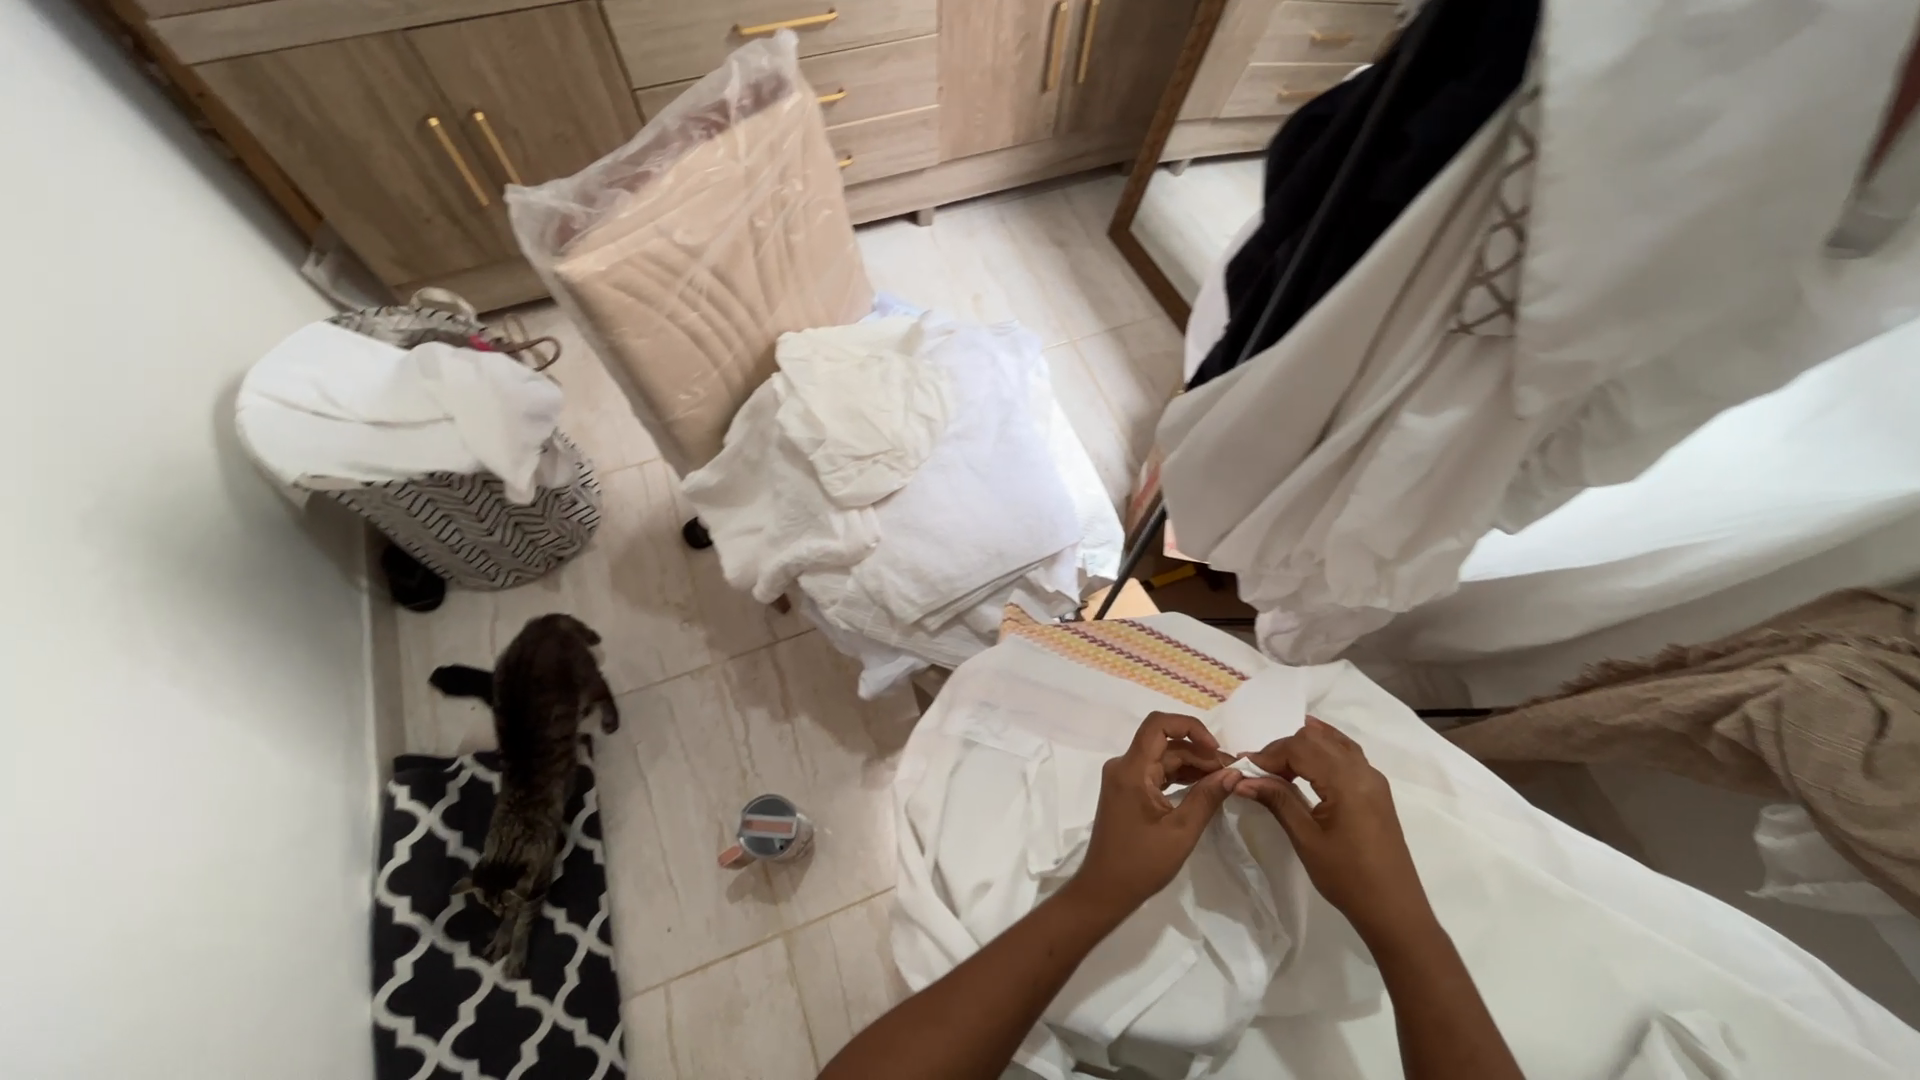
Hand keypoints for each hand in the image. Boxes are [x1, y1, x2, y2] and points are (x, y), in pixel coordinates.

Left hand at [1069, 712, 1242, 918]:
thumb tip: (1234, 773)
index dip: (1190, 727)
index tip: (1216, 749)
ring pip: (1163, 757)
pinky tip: (1206, 787)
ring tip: (1226, 779)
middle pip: (1165, 743)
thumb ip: (1207, 797)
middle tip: (1233, 771)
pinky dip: (1181, 777)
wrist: (1104, 889)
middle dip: (1200, 752)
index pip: (1157, 725)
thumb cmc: (1140, 863)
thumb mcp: (1181, 832)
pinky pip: (1157, 773)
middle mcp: (1123, 766)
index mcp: (1130, 769)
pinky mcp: (1128, 791)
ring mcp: (1124, 778)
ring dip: (1193, 765)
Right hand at [1235, 717, 1432, 943]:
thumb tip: (1242, 779)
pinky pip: (1347, 753)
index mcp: (1347, 782)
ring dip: (1302, 747)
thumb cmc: (1347, 878)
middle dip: (1282, 749)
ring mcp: (1373, 779)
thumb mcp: (1306, 839)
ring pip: (1332, 742)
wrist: (1393, 910)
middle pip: (1315, 739)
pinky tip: (1308, 756)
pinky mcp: (1375, 789)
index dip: (1268, 754)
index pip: (1299, 748)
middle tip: (1260, 773)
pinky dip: (1324, 748)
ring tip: (1279, 769)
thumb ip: (1277, 800)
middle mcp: (1363, 771)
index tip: (1245, 771)